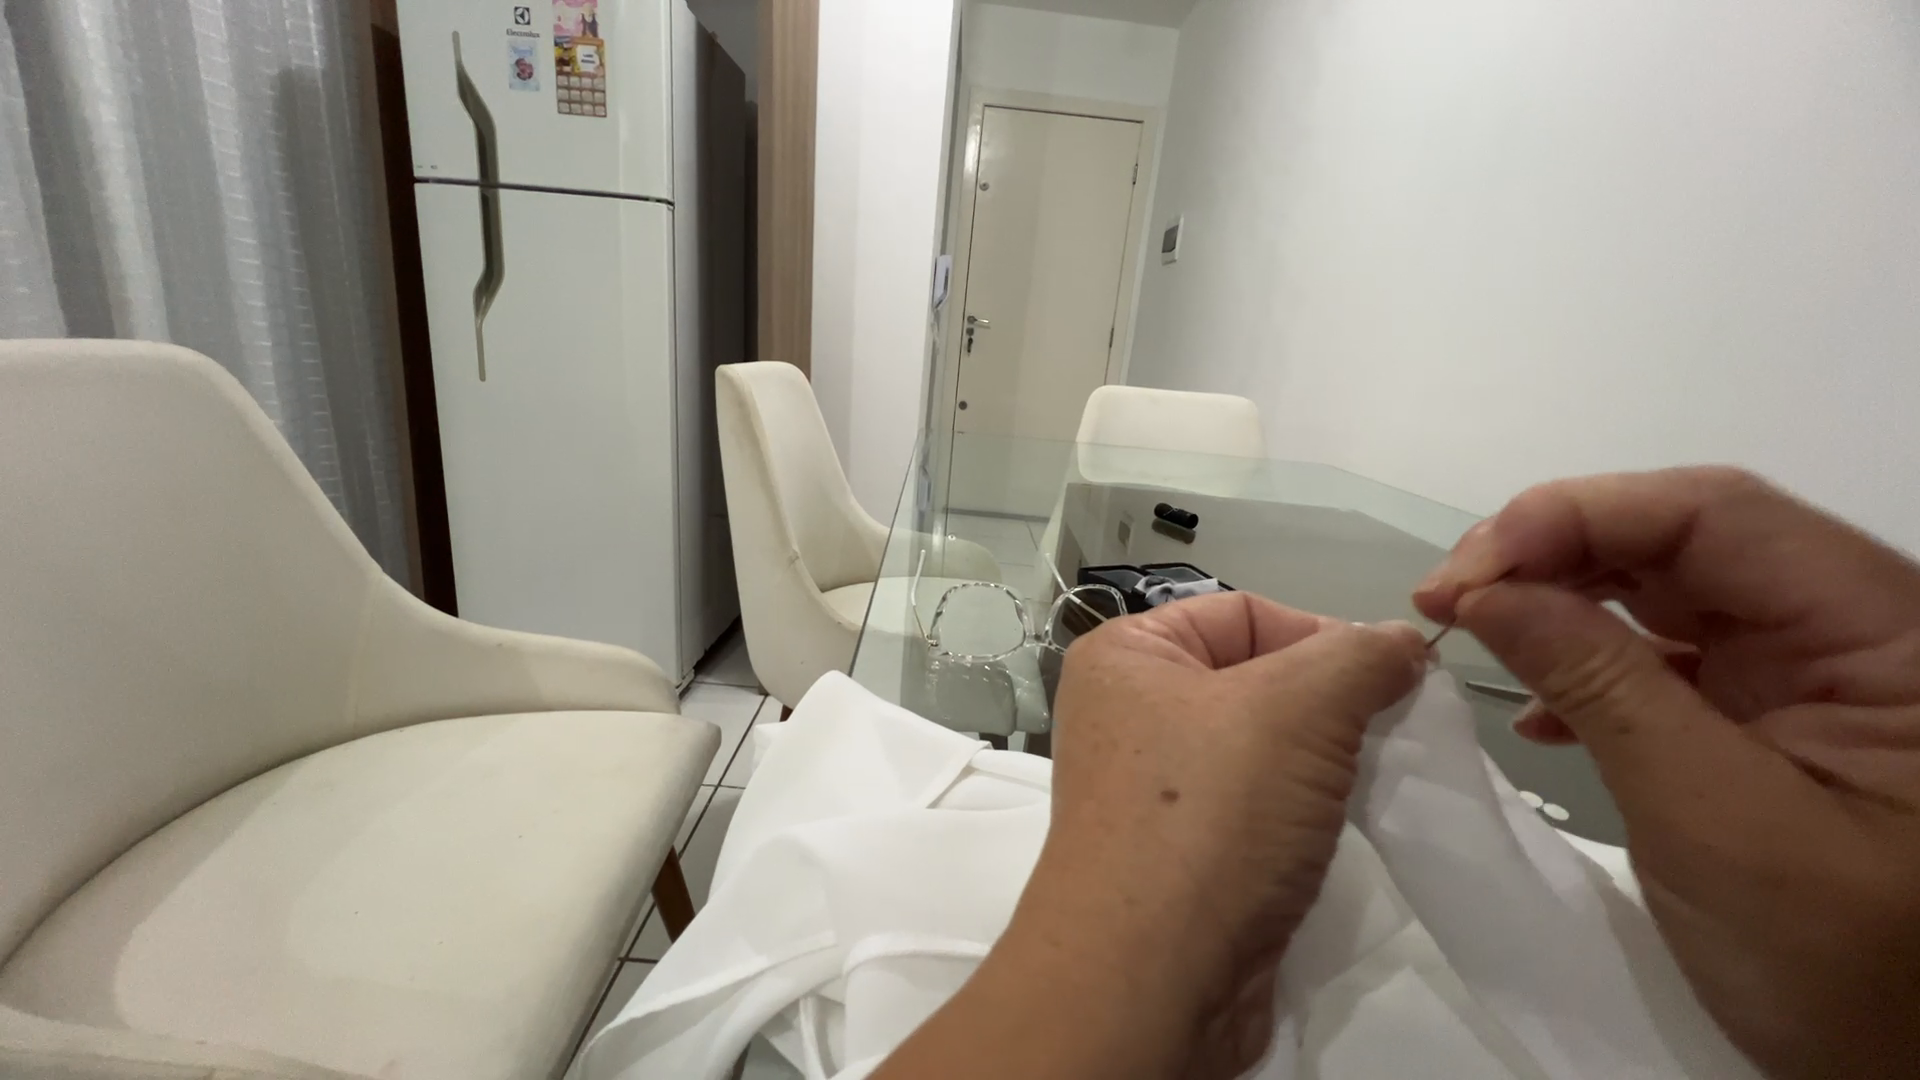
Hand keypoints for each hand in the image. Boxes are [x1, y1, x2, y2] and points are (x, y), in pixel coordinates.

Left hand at [1018, 594, 1426, 1077]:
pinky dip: (1296, 806)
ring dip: (1319, 759)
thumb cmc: (1209, 813)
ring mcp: (1147, 781)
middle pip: (1252, 676)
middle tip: (1388, 735)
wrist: (1149, 974)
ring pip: (1256, 743)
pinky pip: (1248, 800)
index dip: (1321, 635)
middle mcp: (1126, 709)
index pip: (1242, 613)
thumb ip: (1356, 658)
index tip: (1392, 679)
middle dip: (1327, 702)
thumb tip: (1399, 643)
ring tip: (1364, 780)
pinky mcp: (1175, 844)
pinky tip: (1334, 824)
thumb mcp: (1294, 708)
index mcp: (1126, 654)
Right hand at [1414, 467, 1919, 1079]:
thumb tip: (1482, 595)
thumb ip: (1600, 686)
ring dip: (1545, 600)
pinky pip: (1648, 648)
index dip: (1571, 518)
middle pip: (1670, 536)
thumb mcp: (1714, 820)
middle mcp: (1843, 627)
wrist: (1915, 1074)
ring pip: (1649, 584)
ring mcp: (1797, 669)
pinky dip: (1571, 661)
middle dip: (1542, 552)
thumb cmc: (1850, 966)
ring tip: (1468, 634)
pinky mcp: (1753, 709)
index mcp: (1883, 634)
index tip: (1465, 577)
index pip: (1710, 513)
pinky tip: (1534, 711)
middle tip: (1444, 599)